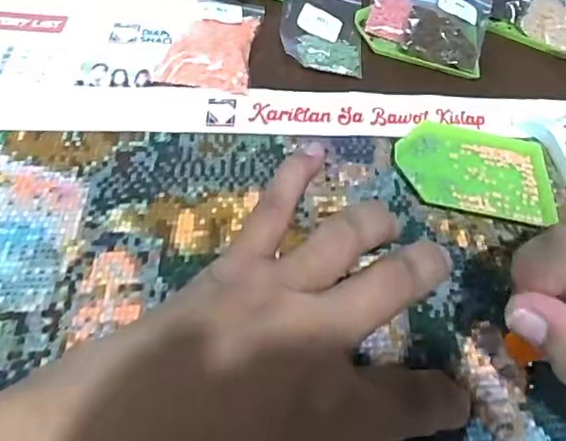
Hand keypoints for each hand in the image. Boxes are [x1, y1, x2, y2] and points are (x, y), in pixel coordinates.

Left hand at [0, 148, 469, 440]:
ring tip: (392, 215)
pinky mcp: (235, 264)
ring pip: (342, 238)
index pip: (407, 409)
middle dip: (421, 272)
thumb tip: (358, 418)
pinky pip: (271, 211)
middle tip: (438, 258)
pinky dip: (294, 177)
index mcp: (329, 411)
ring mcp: (276, 290)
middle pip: (388, 291)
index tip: (459, 392)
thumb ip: (327, 429)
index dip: (441, 399)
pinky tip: (312, 153)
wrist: (107, 433)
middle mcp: (315, 337)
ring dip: (373, 222)